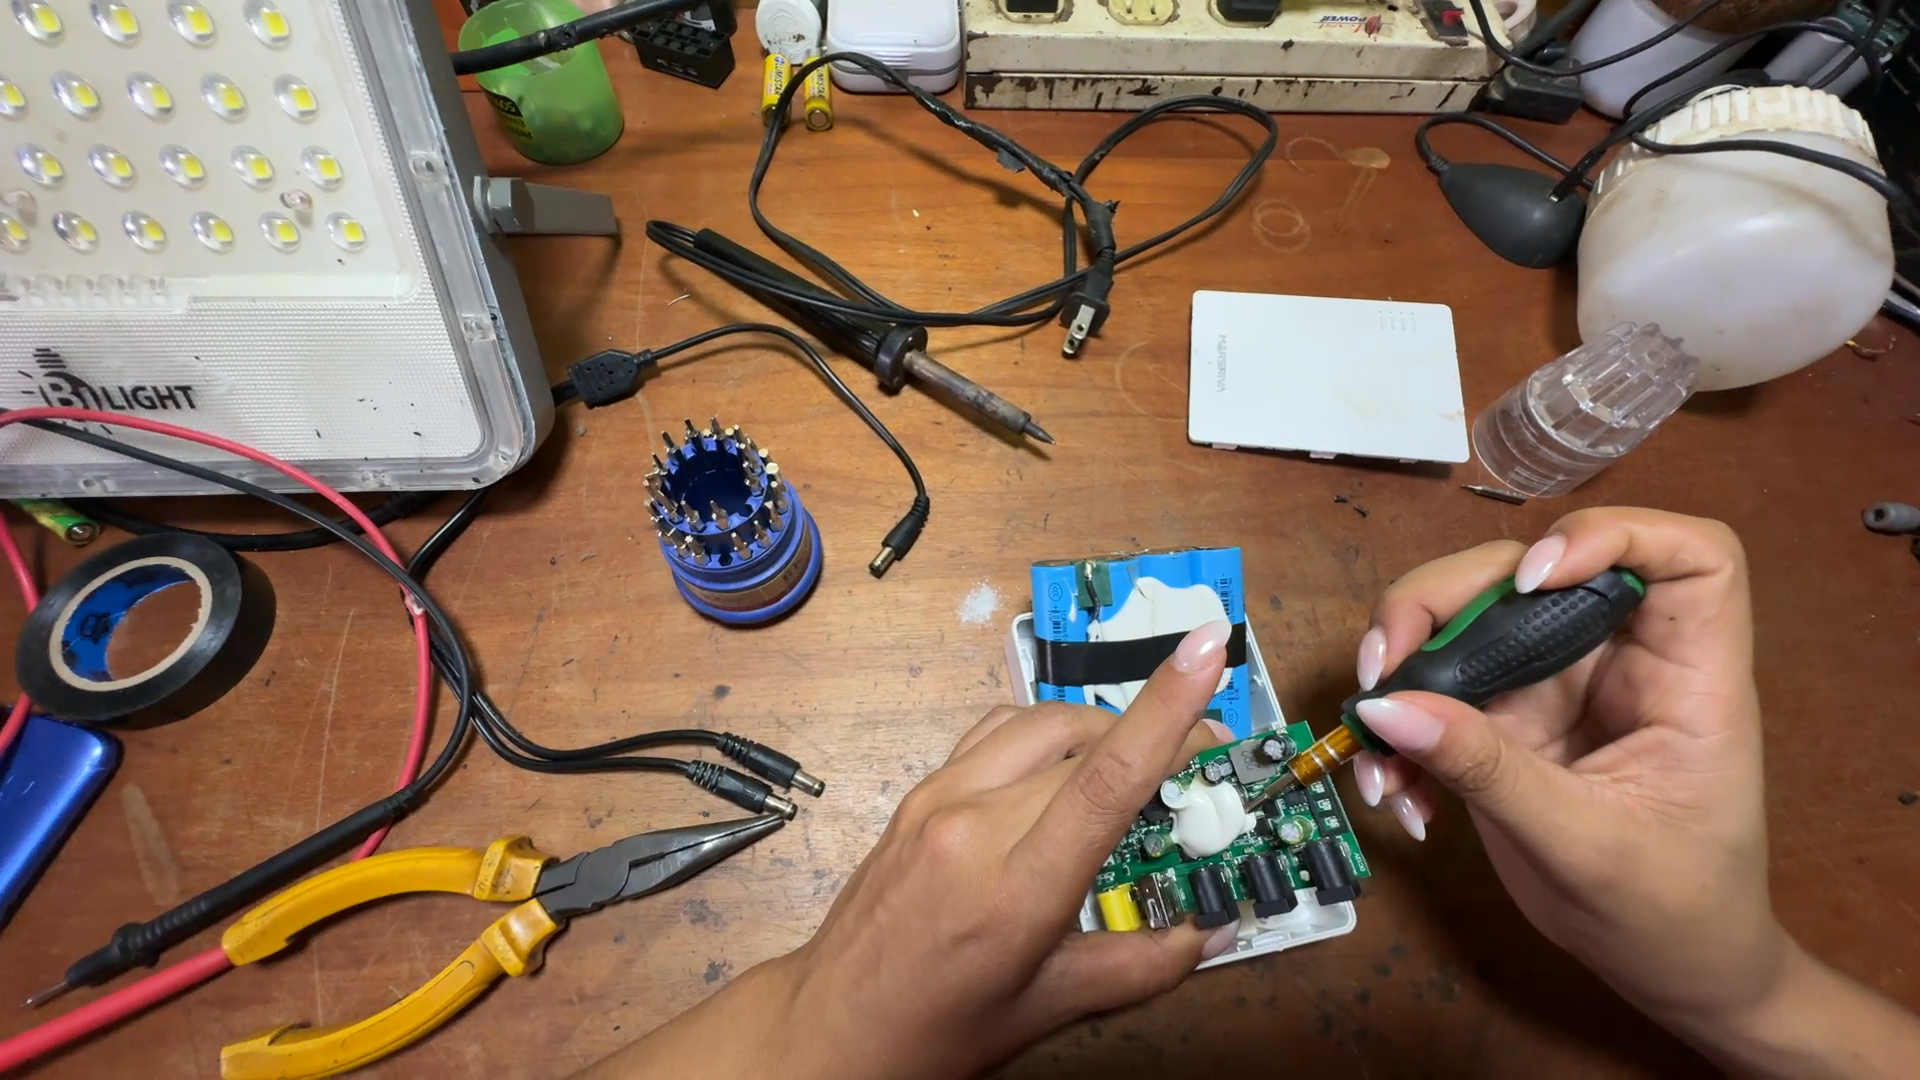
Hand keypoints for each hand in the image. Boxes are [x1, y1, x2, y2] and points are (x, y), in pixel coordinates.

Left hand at [758, 622, 1239, 1079]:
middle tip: (1195, 759)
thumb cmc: (941, 1027)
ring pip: (1040, 722)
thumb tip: (1211, 927)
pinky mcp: (920, 787)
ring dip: (1096, 727)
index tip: (1205, 648)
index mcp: (1015, 889)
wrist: (832, 1022)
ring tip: (1130, 760)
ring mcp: (939, 795)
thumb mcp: (1049, 1006)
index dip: (1165, 709)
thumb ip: (1143, 964)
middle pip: (1084, 744)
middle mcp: (974, 822)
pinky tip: (1056, 763)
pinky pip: (995, 730)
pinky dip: (1041, 732)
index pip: (1107, 779)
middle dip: (1151, 733)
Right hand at [1348, 508, 1782, 1027]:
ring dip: (1393, 669)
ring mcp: (1537, 682)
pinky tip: (1392, 788)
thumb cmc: (1670, 910)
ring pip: (1449, 621)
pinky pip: (1422, 687)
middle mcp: (1599, 659)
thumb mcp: (1583, 845)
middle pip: (1511, 573)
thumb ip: (1486, 769)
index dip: (1608, 538)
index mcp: (1677, 675)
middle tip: (1379, 670)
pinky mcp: (1489, 713)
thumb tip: (1384, 707)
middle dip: (1429, 605)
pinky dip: (1392, 730)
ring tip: (1371, 743)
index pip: (1681, 556)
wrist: (1656, 964)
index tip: (1530, 583)